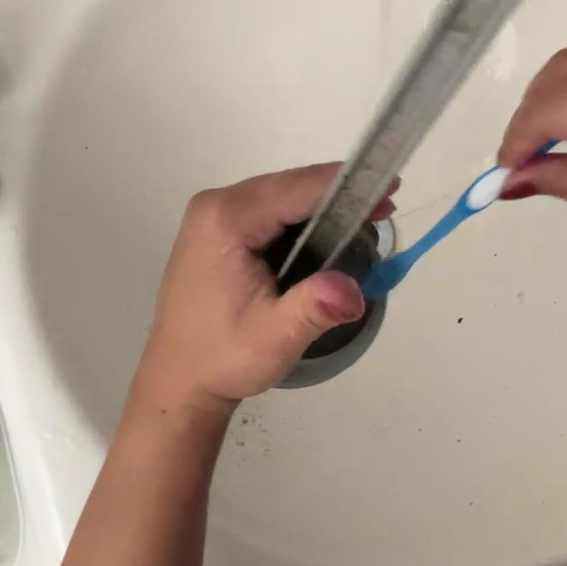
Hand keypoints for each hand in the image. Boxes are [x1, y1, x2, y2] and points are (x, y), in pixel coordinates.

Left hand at [130, 164, 391, 419]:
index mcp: (225, 221)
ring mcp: (209, 217)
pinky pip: (264, 211)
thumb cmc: (223, 358)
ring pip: (277, 196)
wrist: (178, 379)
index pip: (296, 189)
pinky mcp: (212, 231)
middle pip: (287, 187)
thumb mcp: (274, 338)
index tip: (389, 187)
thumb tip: (353, 291)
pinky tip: (323, 234)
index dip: (344, 187)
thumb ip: (313, 309)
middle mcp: (213, 207)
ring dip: (318, 206)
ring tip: (361, 221)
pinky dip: (297, 218)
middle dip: (336, 195)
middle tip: (383, 209)